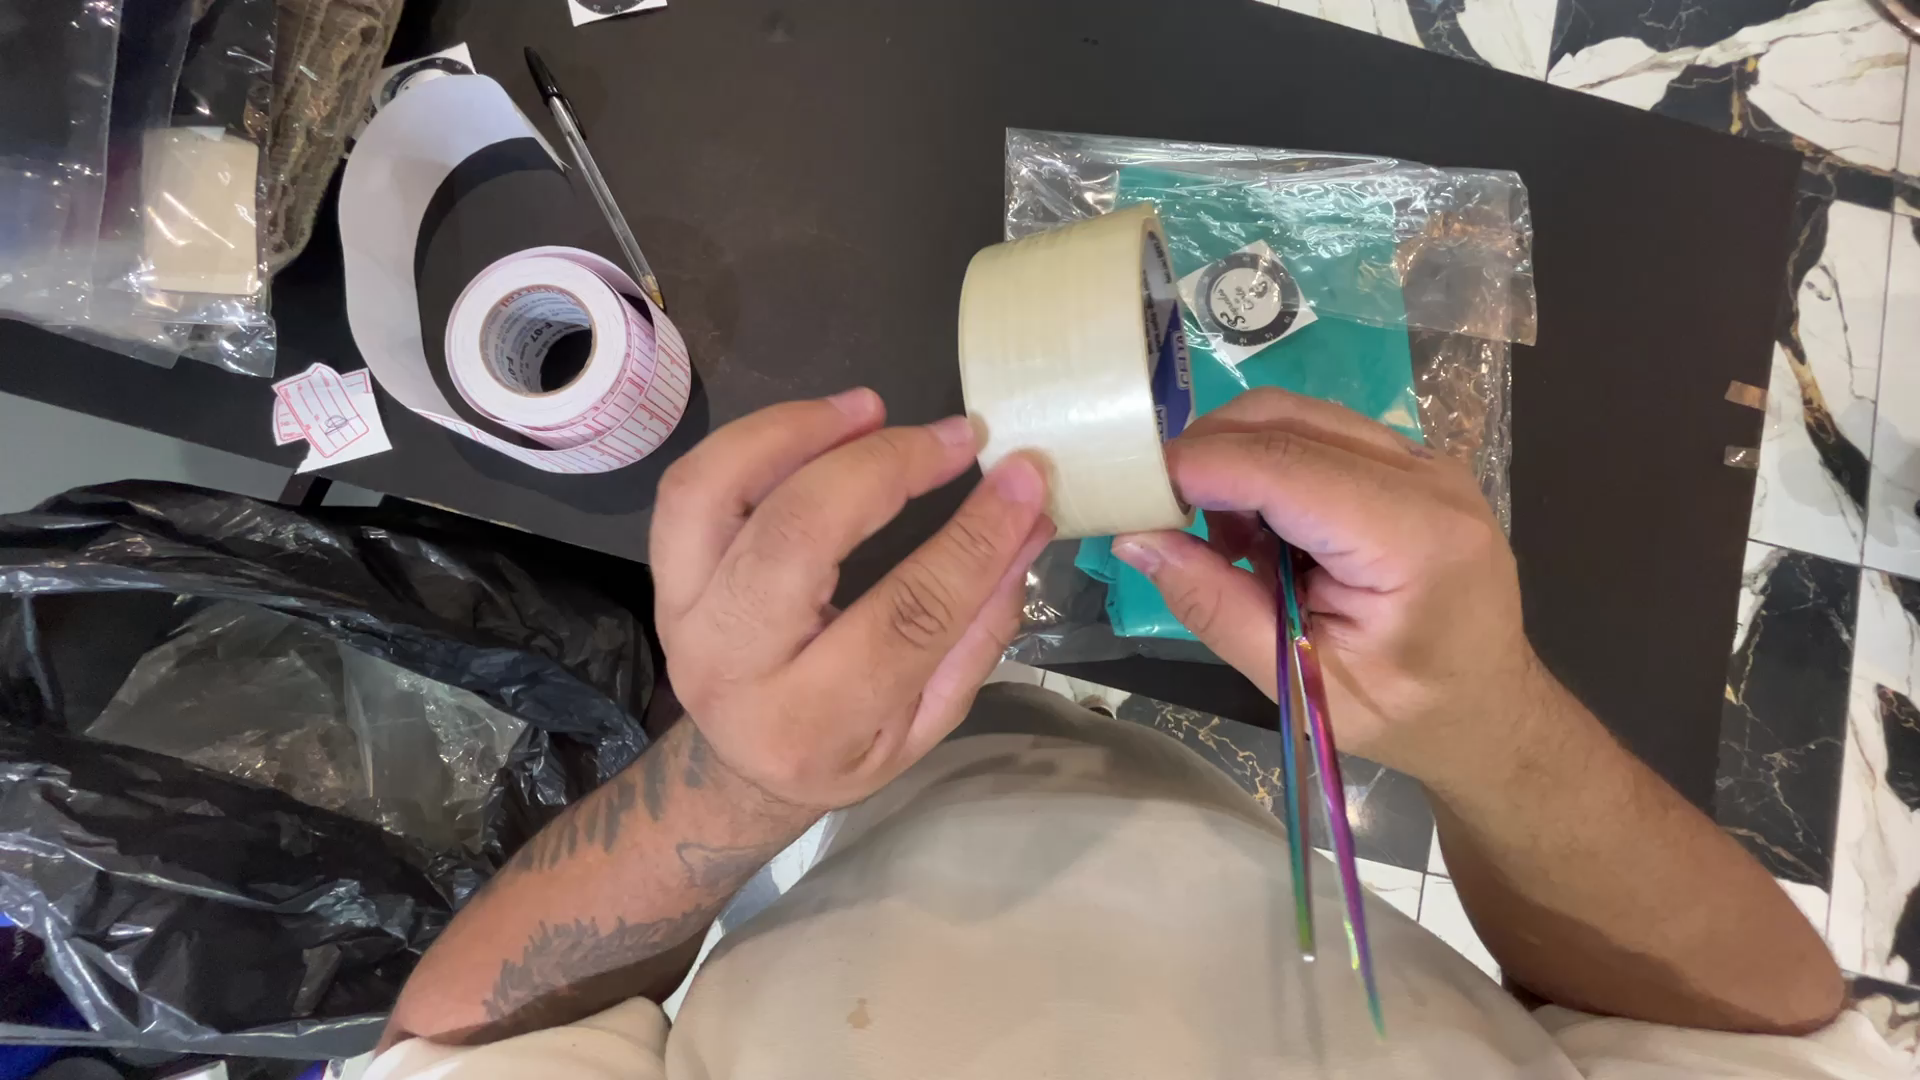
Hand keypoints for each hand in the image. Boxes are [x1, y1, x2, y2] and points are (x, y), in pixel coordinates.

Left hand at [650, 388, 1053, 811]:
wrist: (738, 769)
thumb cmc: (846, 748)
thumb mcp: (930, 718)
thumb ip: (982, 626)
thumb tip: (1028, 524)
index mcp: (816, 721)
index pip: (907, 614)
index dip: (974, 537)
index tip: (1023, 478)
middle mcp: (736, 665)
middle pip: (800, 535)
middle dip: (887, 466)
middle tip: (953, 437)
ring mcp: (685, 614)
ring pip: (717, 492)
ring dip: (798, 431)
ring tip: (870, 408)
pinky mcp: (663, 578)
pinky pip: (691, 486)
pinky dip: (754, 438)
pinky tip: (819, 423)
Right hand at [1111, 388, 1539, 787]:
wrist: (1488, 709)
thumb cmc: (1403, 712)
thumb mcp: (1297, 680)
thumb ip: (1213, 605)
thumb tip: (1135, 540)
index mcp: (1413, 537)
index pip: (1283, 466)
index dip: (1197, 467)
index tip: (1129, 491)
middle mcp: (1426, 477)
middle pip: (1284, 419)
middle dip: (1204, 452)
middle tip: (1157, 509)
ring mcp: (1421, 461)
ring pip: (1293, 416)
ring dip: (1231, 458)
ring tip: (1216, 533)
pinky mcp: (1404, 463)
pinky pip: (1311, 434)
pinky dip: (1259, 466)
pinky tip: (1255, 527)